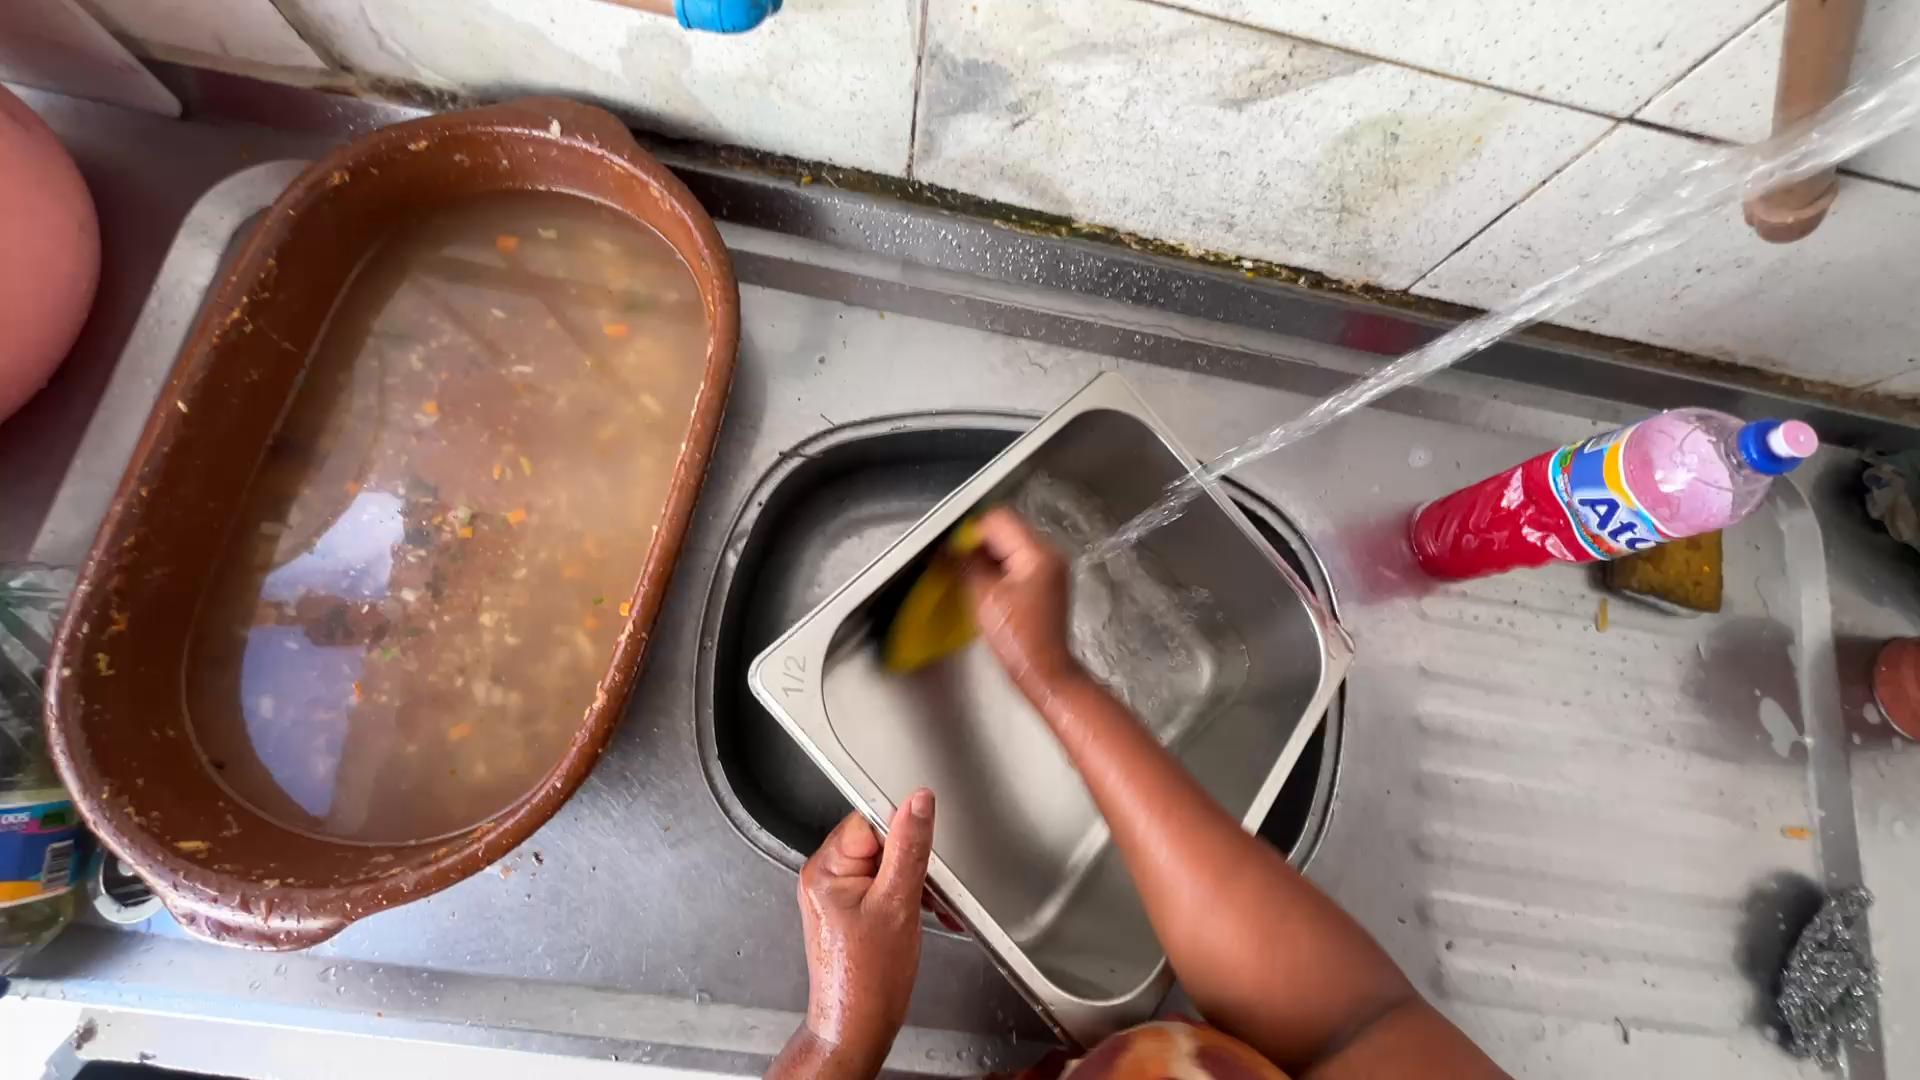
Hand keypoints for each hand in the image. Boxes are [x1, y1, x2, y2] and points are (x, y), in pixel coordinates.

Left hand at [795, 790, 935, 1074]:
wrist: (857, 1030)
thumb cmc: (867, 981)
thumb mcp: (898, 904)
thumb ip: (909, 847)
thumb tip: (918, 802)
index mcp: (826, 867)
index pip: (869, 818)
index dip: (901, 832)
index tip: (920, 852)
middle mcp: (824, 875)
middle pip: (878, 839)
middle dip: (911, 861)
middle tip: (924, 890)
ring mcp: (835, 893)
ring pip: (884, 862)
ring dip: (912, 880)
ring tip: (923, 908)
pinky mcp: (848, 908)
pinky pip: (881, 883)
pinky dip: (904, 894)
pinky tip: (919, 914)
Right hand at [959, 507, 1082, 701]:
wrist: (1044, 671)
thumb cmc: (1019, 638)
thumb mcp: (984, 597)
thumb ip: (966, 565)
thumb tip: (949, 549)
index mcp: (1039, 553)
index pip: (1000, 519)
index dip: (972, 531)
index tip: (954, 548)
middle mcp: (1050, 554)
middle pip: (1008, 529)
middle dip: (980, 543)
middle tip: (959, 563)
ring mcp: (1051, 568)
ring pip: (1012, 545)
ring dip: (989, 556)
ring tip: (972, 577)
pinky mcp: (1046, 582)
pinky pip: (1018, 561)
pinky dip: (1000, 568)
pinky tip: (986, 586)